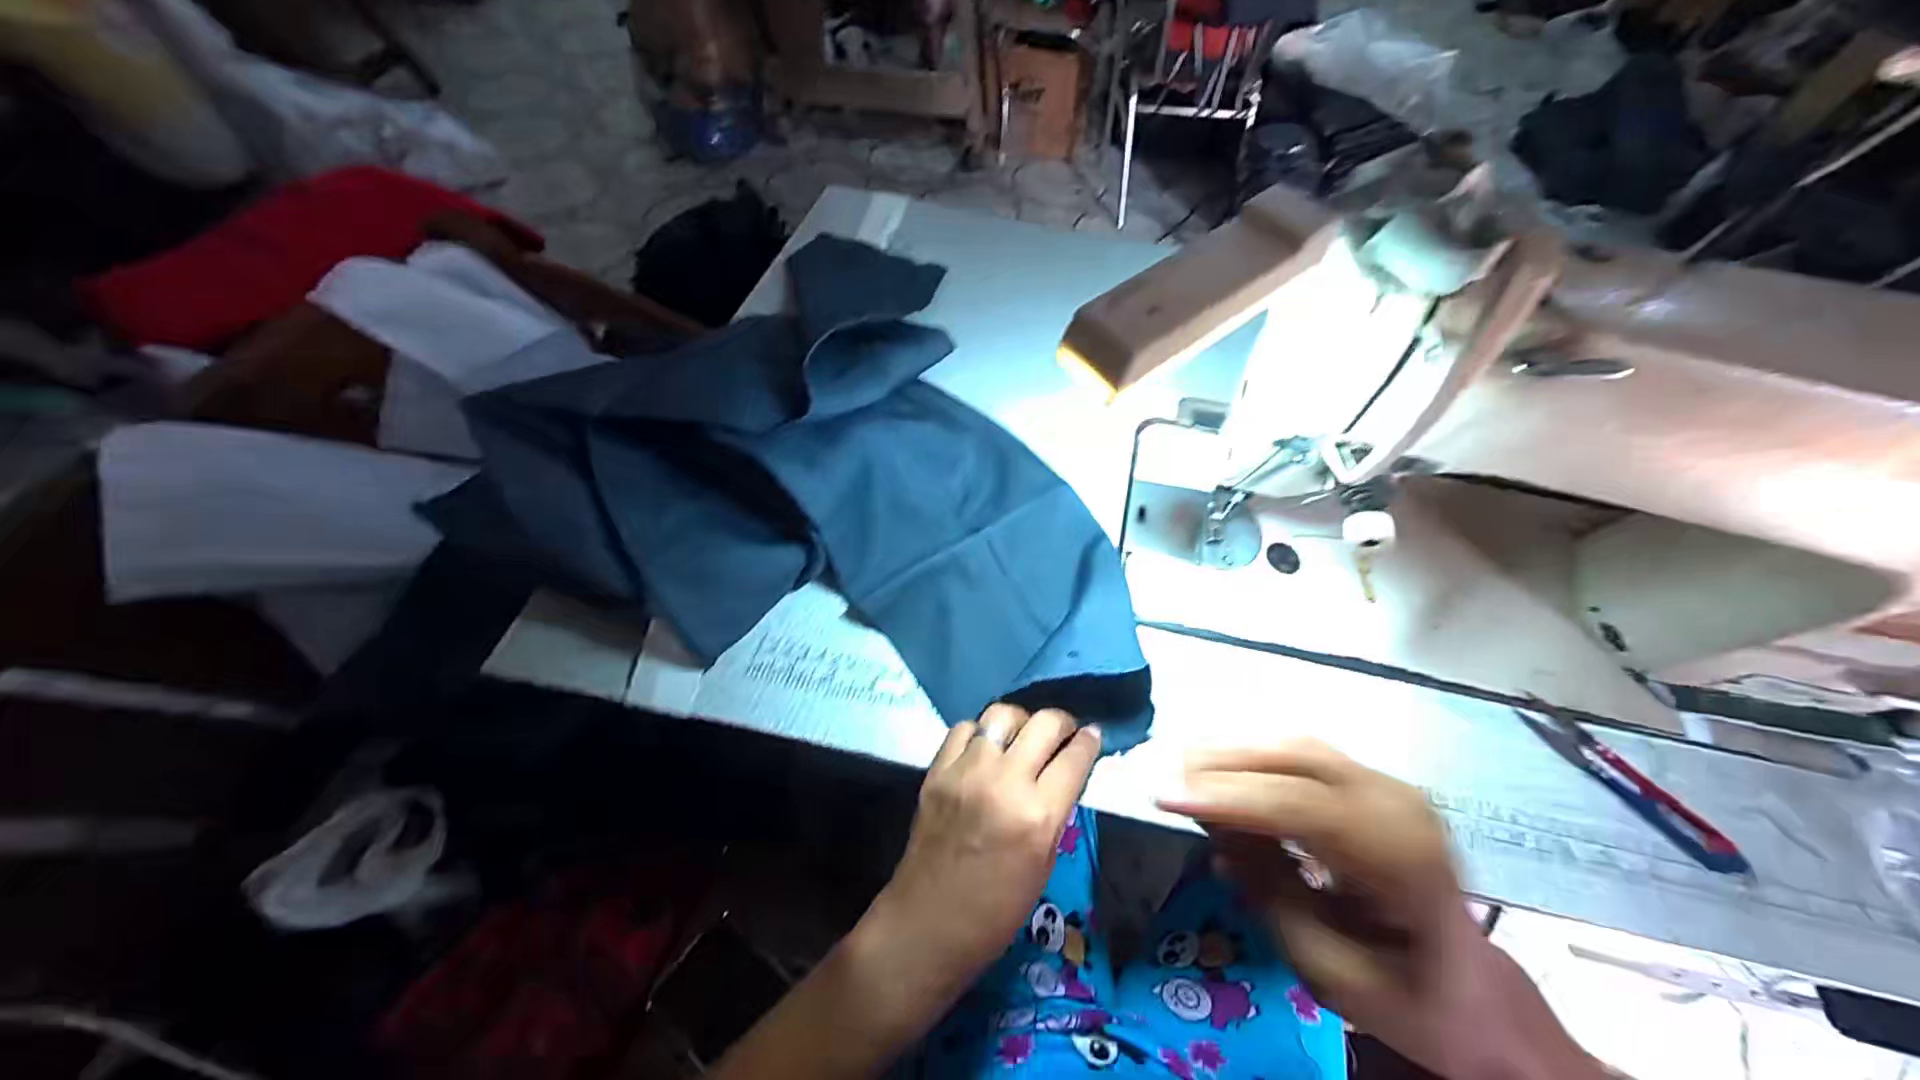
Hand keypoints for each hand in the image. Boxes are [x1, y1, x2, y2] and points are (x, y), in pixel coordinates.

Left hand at [865, 705, 1101, 995]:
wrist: (929, 921)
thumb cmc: (997, 909)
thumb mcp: (1044, 863)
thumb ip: (1055, 812)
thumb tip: (1066, 772)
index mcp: (1038, 814)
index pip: (1074, 758)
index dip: (1090, 742)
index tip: (1093, 735)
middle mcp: (1005, 781)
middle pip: (1044, 724)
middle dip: (1062, 723)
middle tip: (1064, 733)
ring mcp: (966, 771)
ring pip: (1002, 715)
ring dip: (1020, 722)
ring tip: (1023, 736)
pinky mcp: (937, 770)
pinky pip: (964, 729)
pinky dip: (980, 733)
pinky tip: (985, 748)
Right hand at [1157, 739, 1602, 1079]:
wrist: (1471, 989)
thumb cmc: (1404, 995)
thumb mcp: (1331, 972)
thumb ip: (1273, 899)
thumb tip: (1217, 837)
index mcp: (1404, 861)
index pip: (1303, 807)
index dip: (1228, 796)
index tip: (1166, 796)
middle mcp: (1402, 806)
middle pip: (1299, 759)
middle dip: (1223, 762)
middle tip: (1165, 778)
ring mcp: (1393, 786)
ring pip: (1298, 746)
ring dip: (1234, 753)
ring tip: (1183, 771)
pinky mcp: (1376, 782)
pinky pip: (1304, 755)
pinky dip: (1255, 758)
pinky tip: (1221, 771)